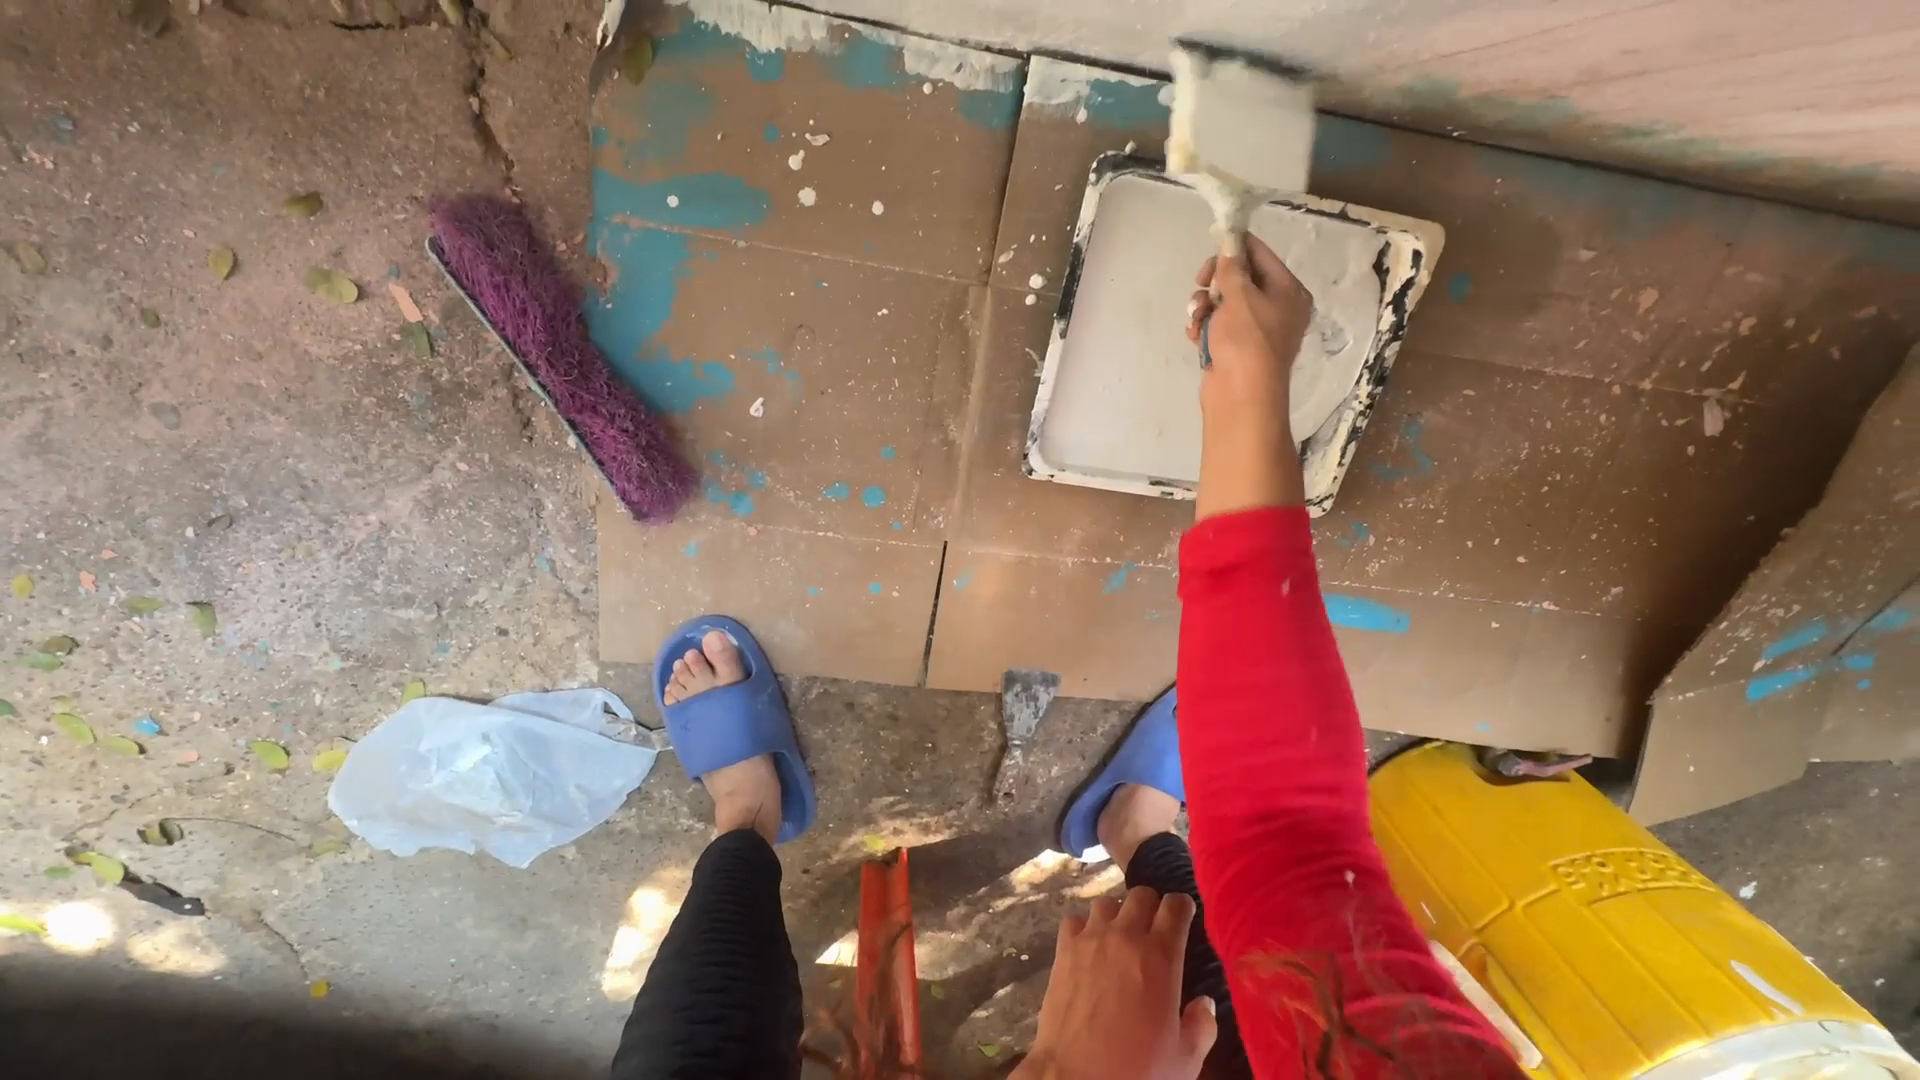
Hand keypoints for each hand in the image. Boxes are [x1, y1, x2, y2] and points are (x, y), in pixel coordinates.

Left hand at [1013, 888, 1216, 1079]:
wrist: (1076, 1079)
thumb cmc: (1137, 1071)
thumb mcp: (1185, 1060)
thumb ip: (1201, 1027)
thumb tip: (1204, 1003)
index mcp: (1161, 957)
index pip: (1175, 907)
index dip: (1183, 906)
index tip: (1185, 914)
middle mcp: (1125, 937)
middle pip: (1141, 895)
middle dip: (1152, 906)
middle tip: (1154, 927)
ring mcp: (1091, 939)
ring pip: (1107, 903)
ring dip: (1118, 914)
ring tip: (1120, 937)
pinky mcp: (1064, 950)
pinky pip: (1075, 920)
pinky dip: (1085, 926)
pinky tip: (1089, 946)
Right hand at [1185, 236, 1312, 517]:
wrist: (1241, 396)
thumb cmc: (1247, 342)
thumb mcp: (1240, 296)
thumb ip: (1231, 267)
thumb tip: (1229, 246)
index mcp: (1288, 291)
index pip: (1259, 255)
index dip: (1233, 248)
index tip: (1209, 249)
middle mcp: (1275, 307)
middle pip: (1239, 278)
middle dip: (1214, 282)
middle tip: (1200, 285)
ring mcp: (1254, 330)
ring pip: (1222, 302)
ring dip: (1204, 305)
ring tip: (1196, 318)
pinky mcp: (1234, 348)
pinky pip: (1216, 325)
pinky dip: (1203, 326)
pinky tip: (1194, 333)